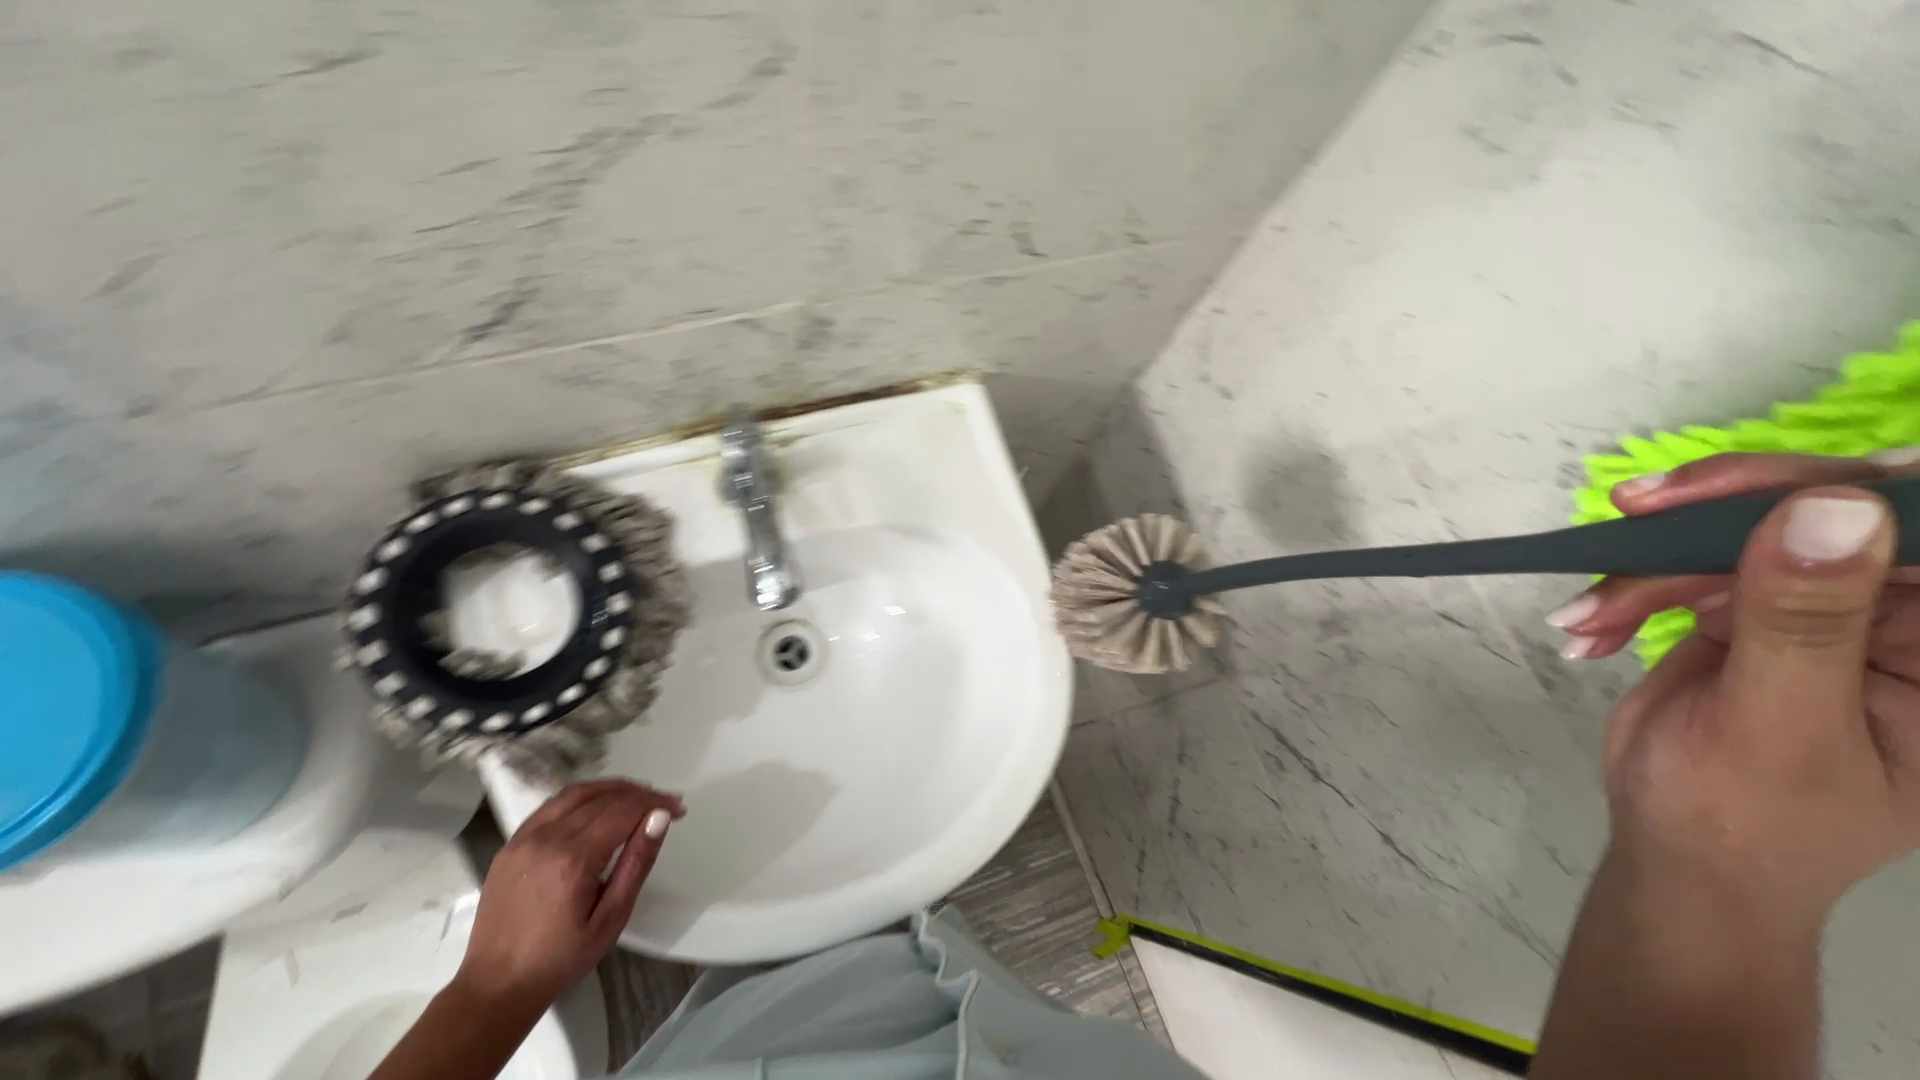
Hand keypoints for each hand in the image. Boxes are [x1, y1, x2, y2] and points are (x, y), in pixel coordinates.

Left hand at [456, 779, 684, 1008]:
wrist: (496, 985)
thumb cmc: (560, 959)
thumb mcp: (611, 917)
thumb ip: (637, 863)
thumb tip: (659, 818)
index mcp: (573, 859)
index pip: (623, 810)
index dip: (655, 802)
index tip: (678, 809)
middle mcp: (546, 838)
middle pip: (601, 797)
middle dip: (638, 793)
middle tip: (664, 804)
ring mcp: (523, 839)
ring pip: (574, 794)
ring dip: (610, 789)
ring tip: (636, 798)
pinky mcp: (510, 845)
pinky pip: (551, 806)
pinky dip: (581, 798)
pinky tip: (596, 808)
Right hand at [1548, 451, 1919, 923]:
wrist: (1680, 856)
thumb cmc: (1746, 819)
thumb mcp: (1776, 727)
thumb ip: (1805, 624)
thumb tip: (1832, 508)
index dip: (1845, 489)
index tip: (1726, 488)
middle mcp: (1898, 615)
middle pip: (1819, 512)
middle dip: (1710, 518)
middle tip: (1629, 513)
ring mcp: (1819, 608)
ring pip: (1735, 533)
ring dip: (1646, 568)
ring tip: (1586, 620)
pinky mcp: (1748, 609)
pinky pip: (1686, 564)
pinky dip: (1627, 592)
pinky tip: (1589, 628)